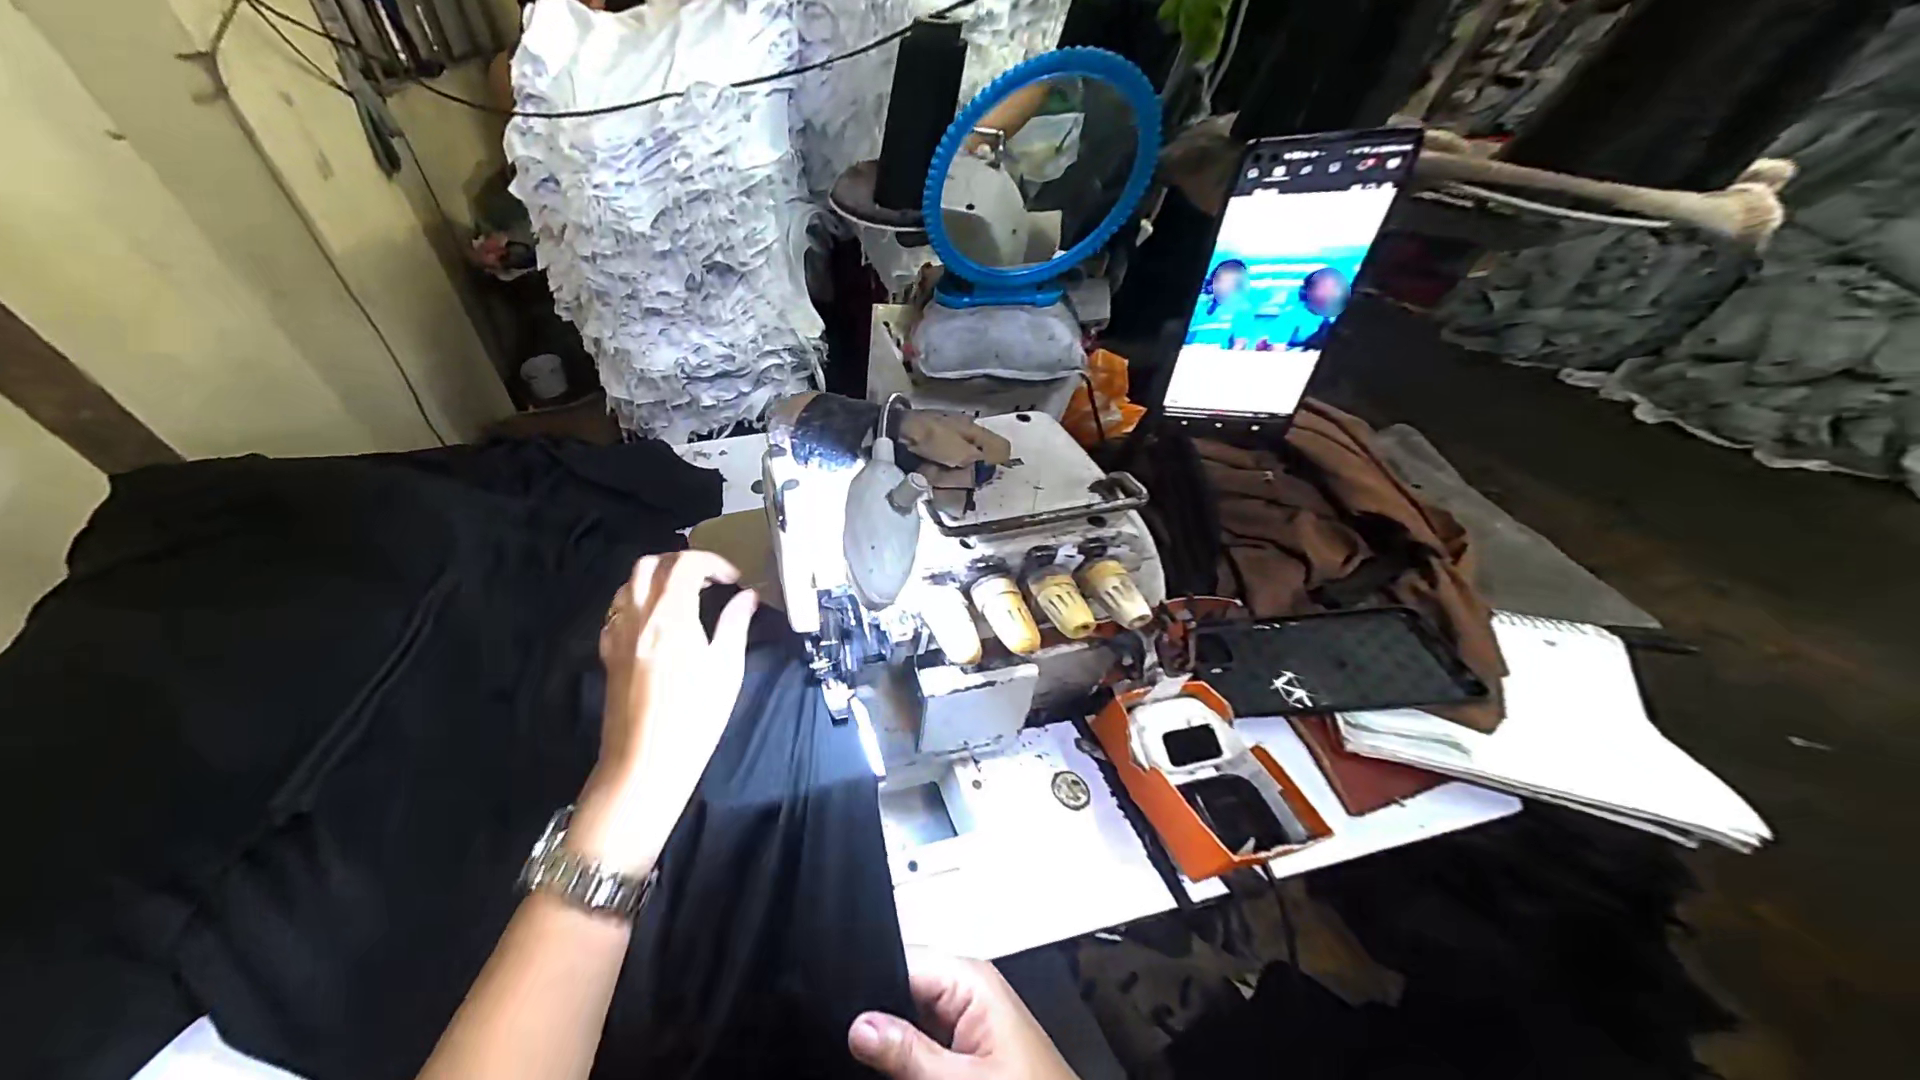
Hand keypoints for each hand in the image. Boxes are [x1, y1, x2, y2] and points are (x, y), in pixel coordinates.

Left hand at [567, 552, 756, 873]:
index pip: (685, 565)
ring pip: (628, 583)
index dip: (712, 562)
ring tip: (684, 593)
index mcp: (670, 618)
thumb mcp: (726, 670)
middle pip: (650, 564)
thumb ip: (735, 625)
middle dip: (682, 561)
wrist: (644, 764)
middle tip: (709, 579)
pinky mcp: (608, 653)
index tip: (733, 579)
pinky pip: (617, 610)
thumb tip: (747, 597)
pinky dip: (637, 599)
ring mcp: (618, 634)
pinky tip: (657, 619)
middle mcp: (638, 618)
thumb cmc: (694, 718)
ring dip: (657, 576)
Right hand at [847, 950, 1076, 1079]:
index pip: (903, 960)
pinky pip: (925, 1038)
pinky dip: (913, 1058)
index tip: (846, 1018)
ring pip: (910, 1018)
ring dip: (898, 1043)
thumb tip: (861, 1025)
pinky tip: (916, 1072)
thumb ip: (909, 1052)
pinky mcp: (966, 1043)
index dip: (870, 988)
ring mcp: (966, 1016)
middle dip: (882, 1019)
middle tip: (876, 1054)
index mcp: (971, 979)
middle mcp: (968, 988)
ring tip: (909, 1066)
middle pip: (902, 989)